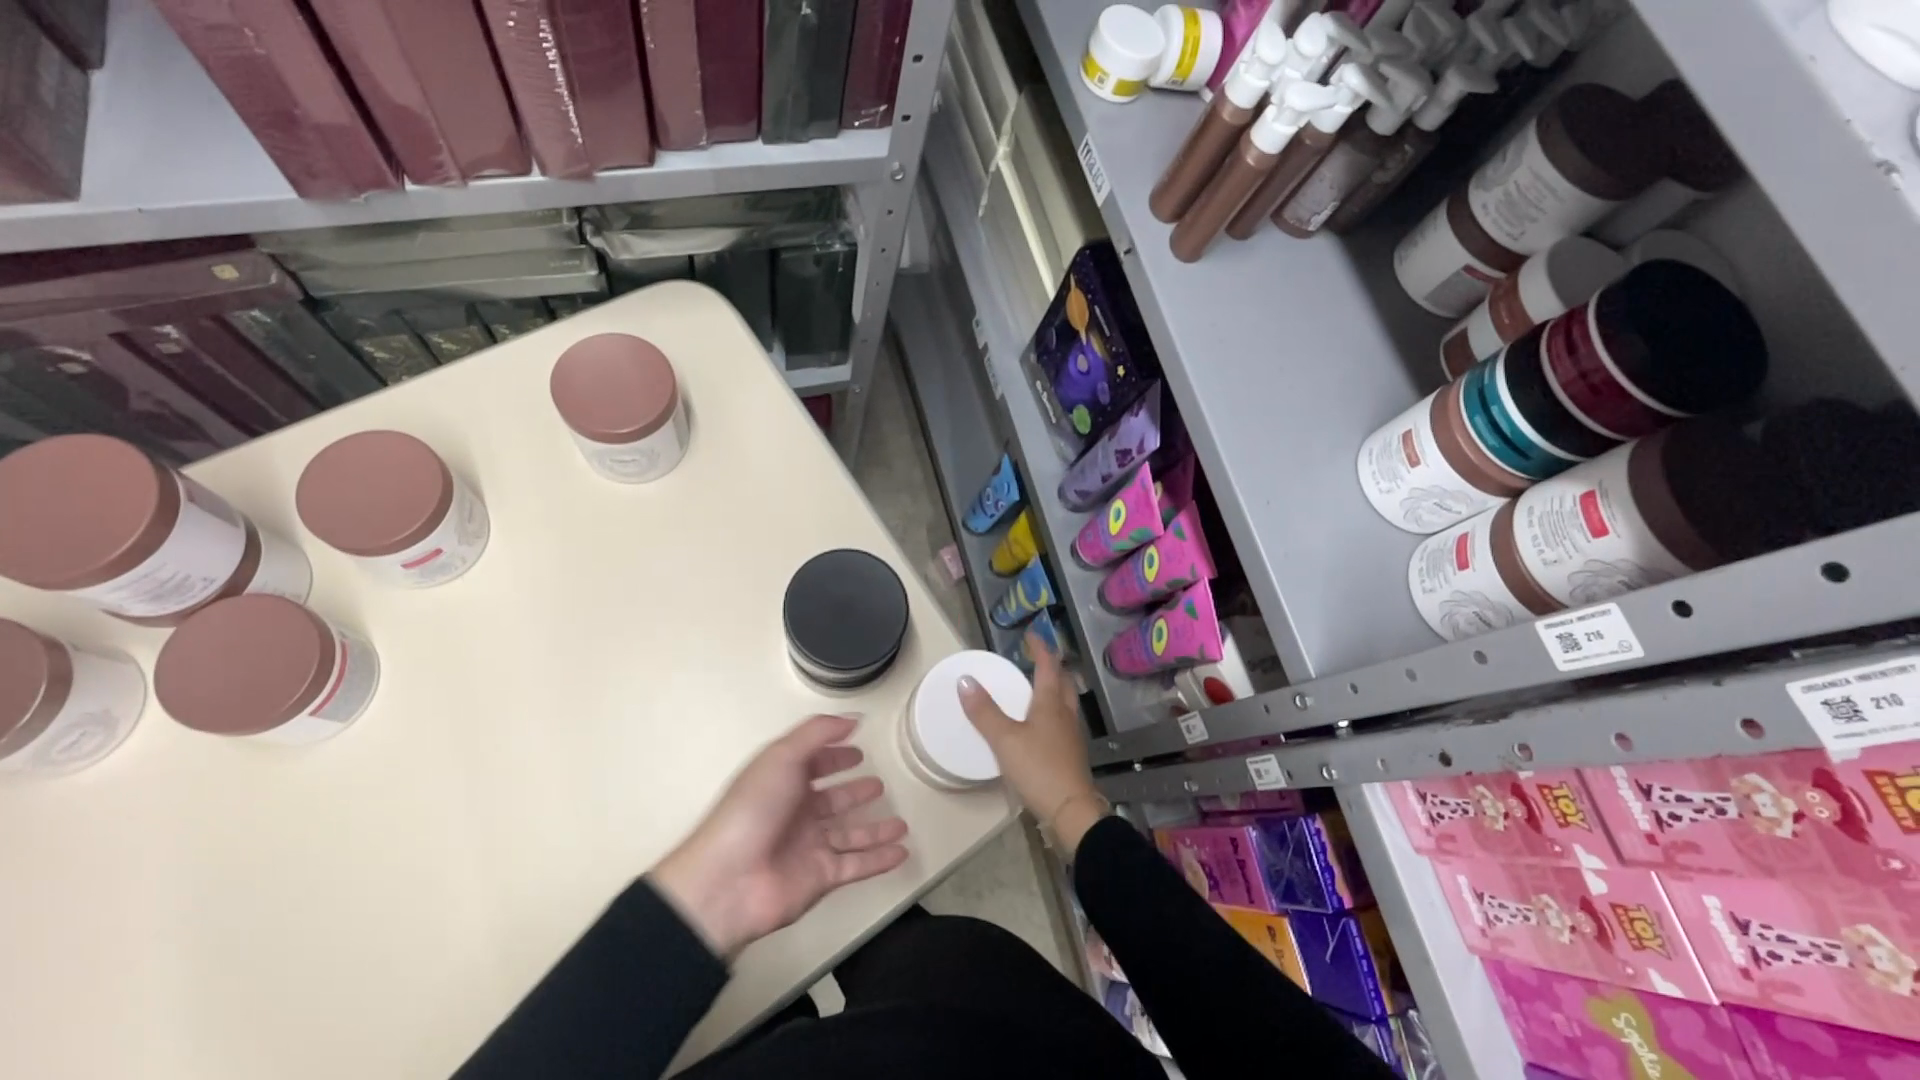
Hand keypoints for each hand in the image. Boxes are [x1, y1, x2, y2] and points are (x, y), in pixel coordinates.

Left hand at [651, 714, 909, 959]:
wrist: (729, 880)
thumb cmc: (753, 809)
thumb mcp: (782, 756)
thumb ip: (818, 733)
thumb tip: (853, 718)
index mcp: (781, 781)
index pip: (812, 764)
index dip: (834, 755)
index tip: (858, 748)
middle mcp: (795, 813)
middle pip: (831, 800)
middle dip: (853, 791)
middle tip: (879, 784)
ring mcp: (809, 847)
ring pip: (849, 835)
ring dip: (875, 829)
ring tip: (902, 823)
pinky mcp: (821, 877)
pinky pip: (858, 865)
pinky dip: (880, 860)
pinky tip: (902, 852)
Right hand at [959, 632, 1107, 854]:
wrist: (1071, 810)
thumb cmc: (1039, 769)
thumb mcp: (1005, 740)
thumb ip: (984, 712)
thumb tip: (964, 681)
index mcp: (1051, 704)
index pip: (1048, 666)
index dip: (1041, 649)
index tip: (1032, 635)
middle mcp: (1065, 714)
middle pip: (1064, 682)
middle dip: (1052, 667)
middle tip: (1037, 660)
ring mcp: (1072, 735)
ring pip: (1066, 702)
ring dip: (1055, 689)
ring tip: (1037, 688)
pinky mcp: (1071, 754)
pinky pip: (1063, 721)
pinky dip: (1053, 712)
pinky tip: (1041, 725)